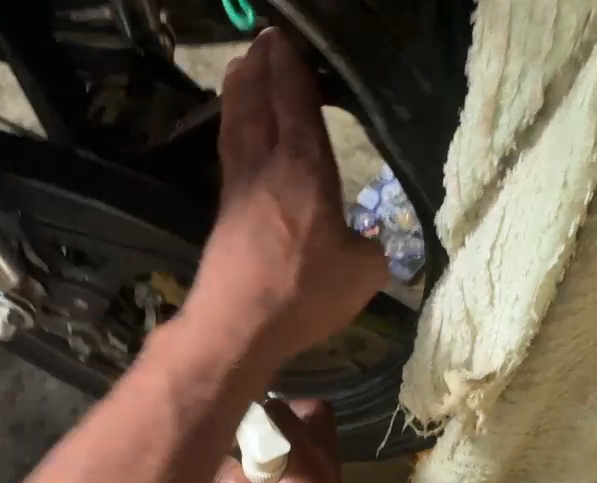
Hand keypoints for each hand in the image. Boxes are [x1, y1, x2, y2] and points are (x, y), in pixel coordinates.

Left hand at [182, 30, 389, 375]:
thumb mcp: (362, 275)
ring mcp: (239, 187)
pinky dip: (232, 124)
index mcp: (305, 169)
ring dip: (240, 88)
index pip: (296, 100)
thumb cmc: (303, 297)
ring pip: (236, 121)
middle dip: (262, 64)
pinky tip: (235, 126)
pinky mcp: (223, 211)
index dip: (292, 66)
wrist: (237, 329)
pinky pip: (229, 149)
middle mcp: (267, 165)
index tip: (289, 39)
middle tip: (266, 40)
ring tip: (243, 66)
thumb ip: (374, 247)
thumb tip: (372, 241)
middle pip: (258, 99)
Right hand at [212, 398, 362, 482]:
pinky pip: (316, 442)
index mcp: (305, 456)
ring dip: (288, 425)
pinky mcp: (330, 476)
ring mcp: (332, 463)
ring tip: (260, 444)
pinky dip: (296, 442)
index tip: (231, 426)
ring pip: (316, 423)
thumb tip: (204, 455)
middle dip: (273, 412)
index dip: (251, 413)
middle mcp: (324, 452)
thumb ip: (229, 479)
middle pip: (305, 408)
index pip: (278, 410)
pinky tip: (273, 464)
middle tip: (248, 431)